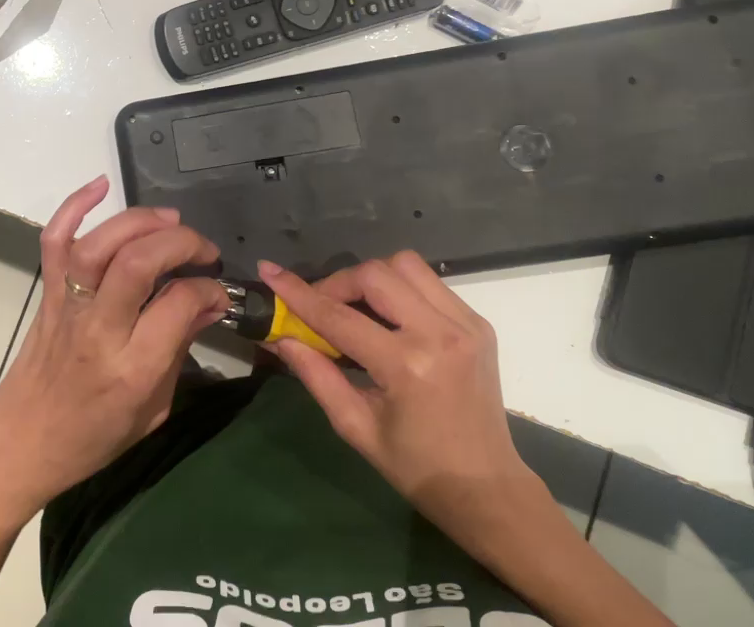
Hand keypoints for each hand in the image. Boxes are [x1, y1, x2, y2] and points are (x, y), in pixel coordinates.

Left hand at [0, 176, 228, 521]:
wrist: (21, 446)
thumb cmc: (92, 438)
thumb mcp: (153, 411)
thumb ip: (179, 352)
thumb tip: (207, 304)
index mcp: (131, 369)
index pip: (178, 304)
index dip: (208, 289)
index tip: (216, 291)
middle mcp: (98, 330)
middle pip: (138, 263)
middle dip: (181, 243)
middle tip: (203, 251)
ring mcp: (67, 307)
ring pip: (98, 246)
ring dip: (139, 221)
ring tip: (171, 221)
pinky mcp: (47, 295)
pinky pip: (54, 242)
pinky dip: (73, 206)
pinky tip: (101, 186)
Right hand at [259, 256, 534, 532]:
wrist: (485, 487)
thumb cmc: (414, 466)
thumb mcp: (355, 426)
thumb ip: (316, 375)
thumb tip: (281, 337)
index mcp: (407, 367)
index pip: (339, 316)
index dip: (298, 293)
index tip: (269, 272)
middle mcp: (439, 334)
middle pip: (376, 274)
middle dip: (338, 283)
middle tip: (321, 307)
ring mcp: (465, 324)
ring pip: (406, 266)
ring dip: (372, 278)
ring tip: (356, 307)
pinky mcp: (478, 323)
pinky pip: (430, 283)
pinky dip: (401, 289)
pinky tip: (390, 317)